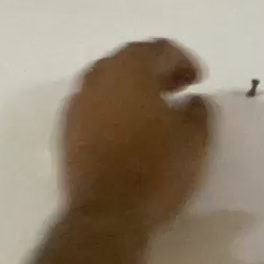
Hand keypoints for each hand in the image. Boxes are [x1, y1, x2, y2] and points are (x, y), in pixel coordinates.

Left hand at [62, 40, 212, 227]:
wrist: (106, 214)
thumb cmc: (156, 169)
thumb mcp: (194, 139)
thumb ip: (198, 110)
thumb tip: (193, 100)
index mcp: (129, 69)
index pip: (159, 49)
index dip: (183, 61)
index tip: (198, 80)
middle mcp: (97, 77)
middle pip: (129, 61)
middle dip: (155, 71)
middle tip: (178, 87)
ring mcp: (76, 104)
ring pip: (108, 83)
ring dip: (132, 90)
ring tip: (155, 109)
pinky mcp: (66, 132)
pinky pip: (95, 108)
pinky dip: (114, 110)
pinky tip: (129, 130)